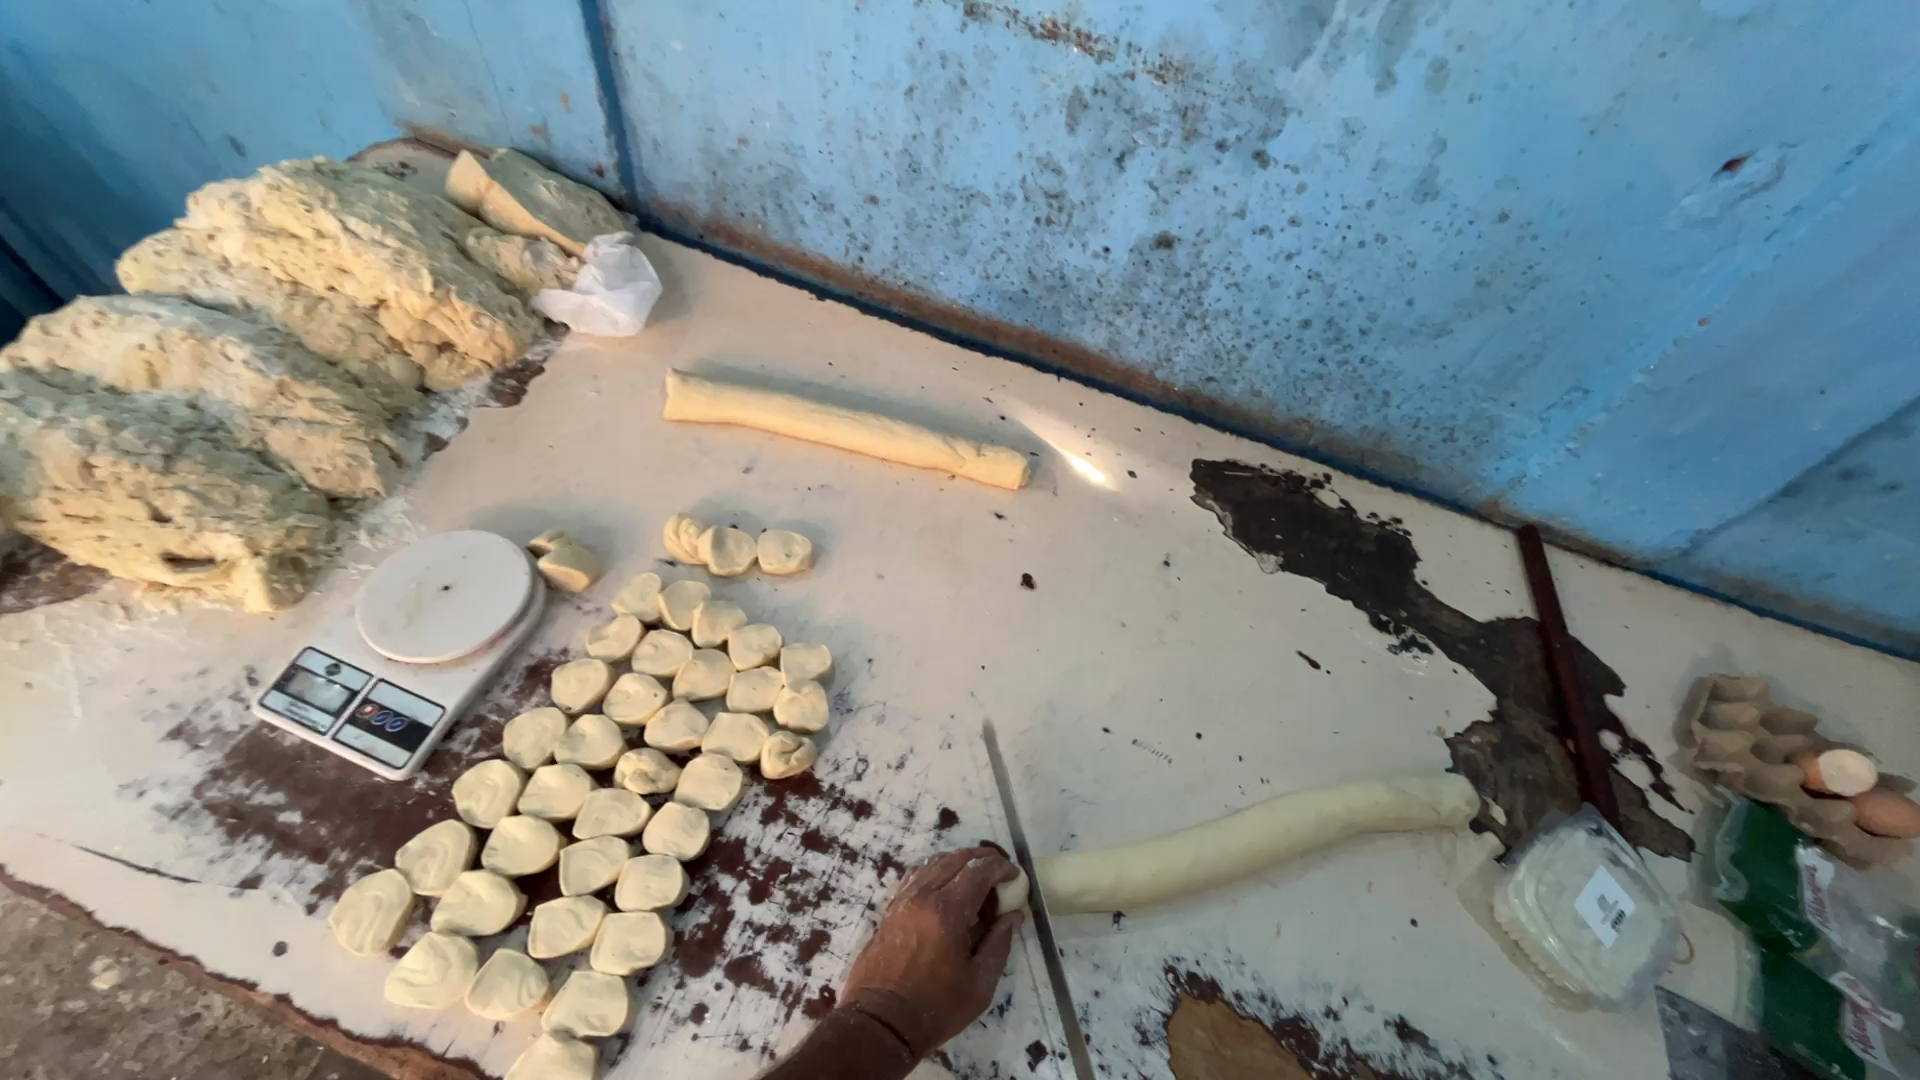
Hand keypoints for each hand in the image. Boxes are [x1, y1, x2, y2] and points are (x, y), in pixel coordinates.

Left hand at [839, 846, 1024, 1057]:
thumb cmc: (934, 1008)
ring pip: (935, 862)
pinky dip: (936, 871)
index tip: (1015, 875)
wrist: (880, 1022)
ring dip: (959, 862)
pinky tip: (946, 887)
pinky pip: (917, 875)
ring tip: (976, 878)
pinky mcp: (892, 908)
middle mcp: (924, 895)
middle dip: (983, 859)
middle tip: (1000, 873)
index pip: (979, 870)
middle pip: (956, 859)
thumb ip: (999, 944)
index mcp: (948, 911)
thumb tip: (1013, 915)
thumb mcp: (979, 985)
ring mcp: (904, 899)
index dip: (1001, 867)